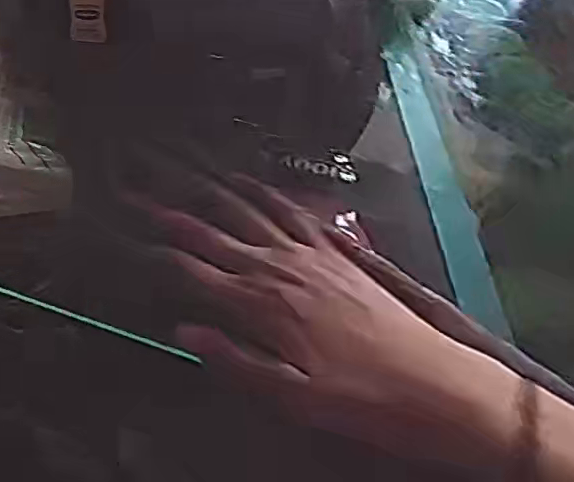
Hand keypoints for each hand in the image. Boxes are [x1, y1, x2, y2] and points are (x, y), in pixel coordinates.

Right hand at [130, 165, 518, 469]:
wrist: (441, 387)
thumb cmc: (365, 401)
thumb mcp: (296, 399)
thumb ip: (236, 360)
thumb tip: (185, 331)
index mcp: (261, 304)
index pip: (194, 270)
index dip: (159, 250)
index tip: (131, 233)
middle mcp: (275, 267)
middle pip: (211, 231)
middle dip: (171, 212)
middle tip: (141, 192)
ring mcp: (305, 252)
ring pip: (246, 210)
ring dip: (211, 190)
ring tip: (186, 171)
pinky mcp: (333, 248)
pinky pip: (289, 208)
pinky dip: (263, 190)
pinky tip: (250, 181)